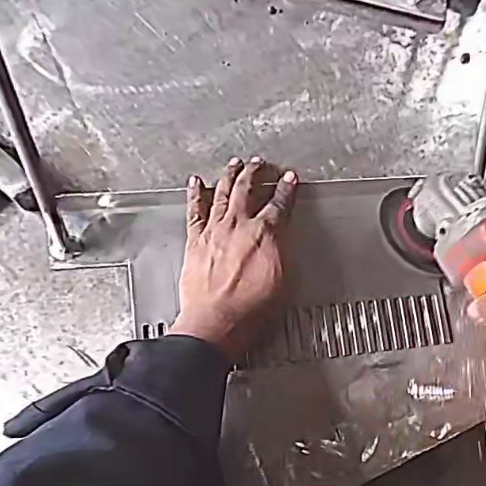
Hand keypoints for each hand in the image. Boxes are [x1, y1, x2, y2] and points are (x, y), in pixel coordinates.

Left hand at [169, 157, 295, 357]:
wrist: (217, 322)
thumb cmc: (250, 309)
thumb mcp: (283, 280)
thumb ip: (281, 251)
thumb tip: (282, 237)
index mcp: (266, 234)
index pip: (280, 203)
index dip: (287, 189)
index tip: (290, 180)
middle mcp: (239, 225)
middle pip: (248, 189)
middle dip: (256, 172)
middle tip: (260, 164)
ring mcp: (215, 230)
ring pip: (222, 192)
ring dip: (230, 175)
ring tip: (234, 164)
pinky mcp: (195, 241)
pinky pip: (195, 209)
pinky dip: (195, 193)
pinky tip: (196, 183)